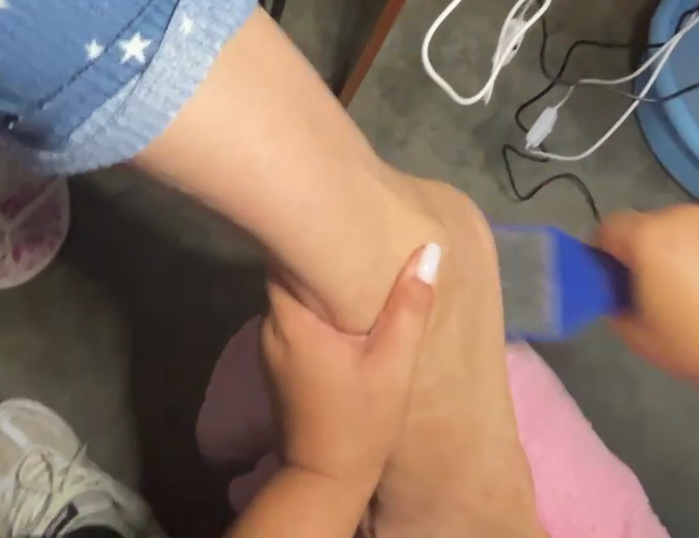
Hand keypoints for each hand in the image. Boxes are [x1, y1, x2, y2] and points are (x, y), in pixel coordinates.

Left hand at [262, 243, 441, 490]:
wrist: (326, 481)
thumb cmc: (361, 419)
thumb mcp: (394, 363)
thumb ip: (409, 306)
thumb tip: (429, 251)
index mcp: (291, 318)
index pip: (282, 254)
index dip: (305, 232)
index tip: (335, 216)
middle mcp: (270, 326)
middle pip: (287, 272)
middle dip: (314, 254)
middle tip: (351, 234)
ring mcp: (269, 346)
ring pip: (290, 295)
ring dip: (314, 282)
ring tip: (349, 263)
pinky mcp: (277, 363)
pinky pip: (292, 318)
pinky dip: (312, 306)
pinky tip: (340, 304)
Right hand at [596, 206, 698, 401]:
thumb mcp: (641, 338)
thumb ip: (614, 304)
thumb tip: (614, 290)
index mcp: (649, 236)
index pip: (608, 227)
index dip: (607, 253)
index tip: (621, 281)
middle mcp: (683, 215)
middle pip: (650, 225)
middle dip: (650, 250)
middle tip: (666, 290)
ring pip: (689, 227)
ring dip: (687, 248)